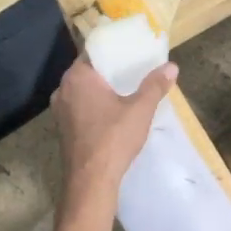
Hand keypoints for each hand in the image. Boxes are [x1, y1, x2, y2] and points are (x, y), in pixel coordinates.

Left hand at [50, 57, 176, 208]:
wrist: (90, 180)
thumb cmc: (113, 139)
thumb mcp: (140, 110)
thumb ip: (154, 86)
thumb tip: (172, 67)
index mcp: (77, 77)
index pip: (93, 52)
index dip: (112, 50)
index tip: (130, 51)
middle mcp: (62, 89)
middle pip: (87, 72)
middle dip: (108, 72)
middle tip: (131, 70)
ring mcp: (59, 111)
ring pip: (81, 92)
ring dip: (100, 91)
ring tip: (123, 91)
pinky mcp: (62, 129)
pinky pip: (78, 109)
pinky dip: (93, 107)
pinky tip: (110, 114)